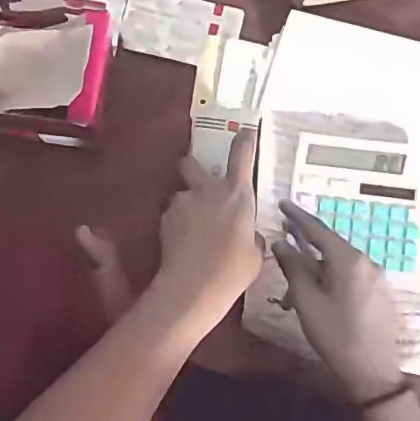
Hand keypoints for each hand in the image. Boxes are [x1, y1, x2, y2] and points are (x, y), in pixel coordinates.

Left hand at [149, 130, 263, 325]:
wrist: (192, 287)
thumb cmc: (233, 270)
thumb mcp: (255, 253)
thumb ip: (252, 235)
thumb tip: (249, 233)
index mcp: (236, 194)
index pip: (242, 154)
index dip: (245, 140)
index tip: (246, 132)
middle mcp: (207, 189)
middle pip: (191, 163)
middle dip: (193, 168)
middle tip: (200, 185)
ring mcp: (182, 202)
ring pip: (182, 194)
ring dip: (187, 205)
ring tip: (193, 232)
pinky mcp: (164, 218)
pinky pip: (173, 214)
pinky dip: (178, 224)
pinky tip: (184, 244)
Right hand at [274, 201, 405, 403]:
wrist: (372, 371)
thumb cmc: (335, 334)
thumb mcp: (307, 300)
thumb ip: (293, 267)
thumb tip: (282, 243)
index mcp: (348, 259)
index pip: (318, 229)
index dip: (298, 216)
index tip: (283, 203)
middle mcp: (365, 262)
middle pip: (329, 245)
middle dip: (305, 244)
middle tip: (285, 237)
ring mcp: (374, 279)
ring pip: (337, 264)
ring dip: (315, 269)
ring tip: (293, 286)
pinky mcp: (377, 294)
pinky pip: (348, 277)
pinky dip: (329, 279)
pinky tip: (315, 295)